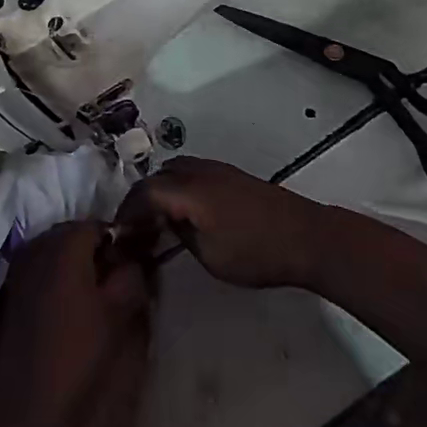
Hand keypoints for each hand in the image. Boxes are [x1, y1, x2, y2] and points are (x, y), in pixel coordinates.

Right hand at [115, 157, 330, 288]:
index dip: (128, 211)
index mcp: (189, 191)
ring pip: (174, 170)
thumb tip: (165, 224)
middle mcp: (198, 172)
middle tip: (135, 226)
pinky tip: (185, 210)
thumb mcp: (210, 257)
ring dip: (160, 190)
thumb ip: (180, 235)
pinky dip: (178, 187)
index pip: (145, 192)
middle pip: (157, 177)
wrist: (307, 236)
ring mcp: (216, 169)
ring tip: (157, 218)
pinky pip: (191, 172)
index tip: (119, 232)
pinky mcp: (230, 174)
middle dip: (141, 199)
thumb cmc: (256, 252)